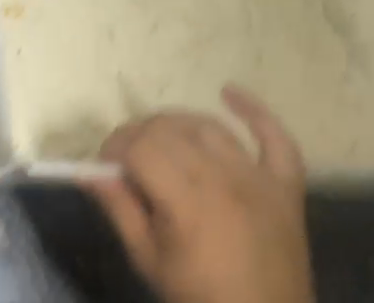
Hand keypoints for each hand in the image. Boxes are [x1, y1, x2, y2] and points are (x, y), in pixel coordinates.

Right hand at [83, 86, 312, 302]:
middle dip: (137, 136)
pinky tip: (228, 92)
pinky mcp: (286, 188)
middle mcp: (224, 180)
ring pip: (208, 127)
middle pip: (169, 130)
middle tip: (126, 161)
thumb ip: (119, 209)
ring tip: (160, 143)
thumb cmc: (201, 295)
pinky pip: (277, 140)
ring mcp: (259, 181)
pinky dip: (255, 113)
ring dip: (176, 125)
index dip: (114, 149)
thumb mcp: (149, 259)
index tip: (104, 167)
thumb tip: (88, 172)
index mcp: (189, 201)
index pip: (140, 147)